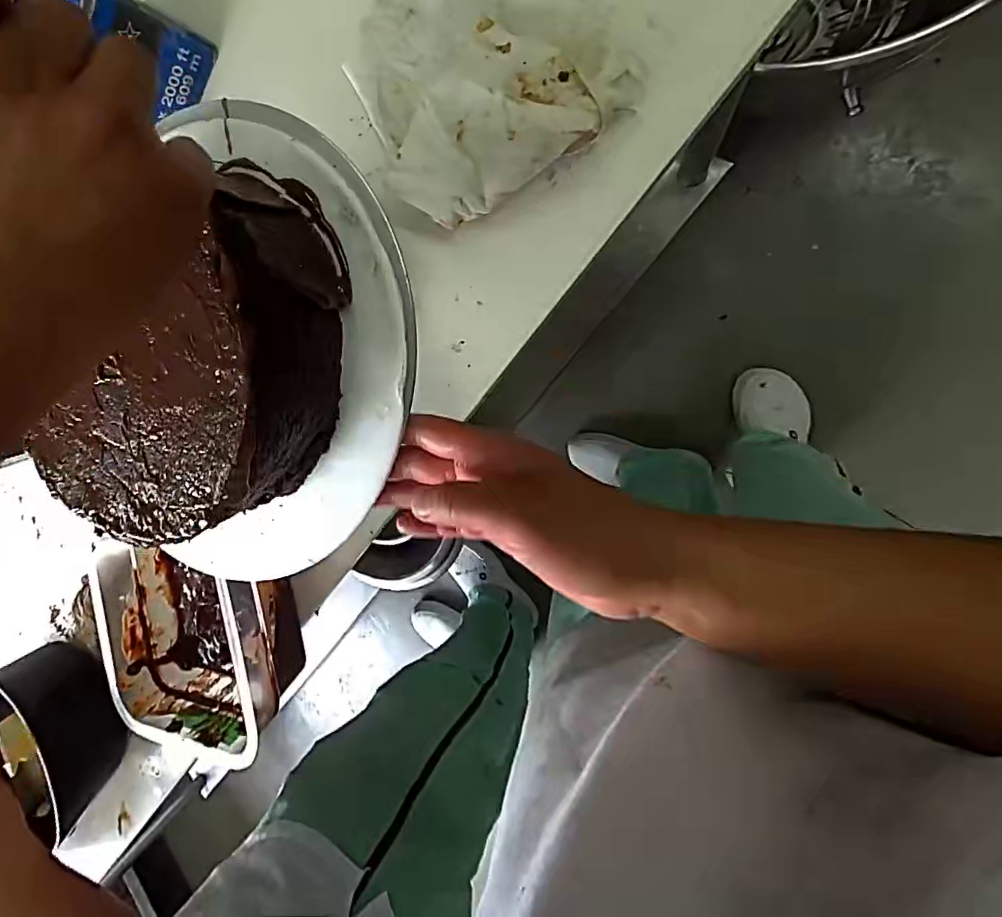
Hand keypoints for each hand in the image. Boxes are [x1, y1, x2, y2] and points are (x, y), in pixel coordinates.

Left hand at [0, 0, 213, 397]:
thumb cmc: (5, 377)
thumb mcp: (101, 324)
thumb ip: (125, 255)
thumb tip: (101, 219)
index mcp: (162, 209)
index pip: (185, 162)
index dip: (144, 183)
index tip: (111, 209)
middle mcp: (104, 129)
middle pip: (128, 71)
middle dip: (98, 116)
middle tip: (50, 167)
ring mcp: (13, 87)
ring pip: (56, 21)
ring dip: (41, 64)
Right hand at [378, 416, 688, 618]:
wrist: (648, 569)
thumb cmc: (589, 535)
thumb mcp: (512, 515)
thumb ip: (454, 503)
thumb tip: (408, 498)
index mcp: (490, 453)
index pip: (426, 432)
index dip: (390, 437)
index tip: (355, 451)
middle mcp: (487, 470)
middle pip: (426, 461)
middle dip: (390, 469)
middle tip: (353, 484)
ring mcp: (496, 498)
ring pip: (437, 489)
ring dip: (406, 496)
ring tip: (370, 504)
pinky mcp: (505, 526)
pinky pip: (455, 515)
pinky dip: (430, 518)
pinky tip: (409, 525)